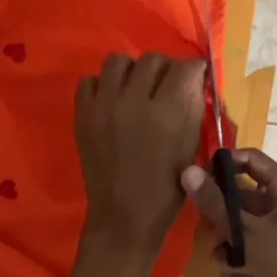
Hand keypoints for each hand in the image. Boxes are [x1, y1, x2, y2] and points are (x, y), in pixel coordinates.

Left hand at [74, 53, 206, 255]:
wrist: (123, 217)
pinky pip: (89, 81)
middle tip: (165, 87)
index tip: (193, 79)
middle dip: (165, 69)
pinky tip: (111, 102)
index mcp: (167, 113)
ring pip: (118, 61)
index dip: (194, 71)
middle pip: (152, 58)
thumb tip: (192, 81)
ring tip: (135, 90)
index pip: (185, 66)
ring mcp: (103, 107)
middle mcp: (133, 101)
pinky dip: (102, 86)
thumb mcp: (190, 150)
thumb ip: (192, 110)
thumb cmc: (166, 190)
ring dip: (131, 71)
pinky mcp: (82, 116)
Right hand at [181, 148, 276, 276]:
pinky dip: (239, 252)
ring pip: (247, 222)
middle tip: (203, 222)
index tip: (199, 175)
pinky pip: (254, 243)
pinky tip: (228, 266)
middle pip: (246, 195)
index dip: (225, 163)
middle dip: (222, 211)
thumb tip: (188, 171)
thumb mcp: (244, 231)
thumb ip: (215, 202)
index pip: (253, 160)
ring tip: (217, 253)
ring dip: (227, 235)